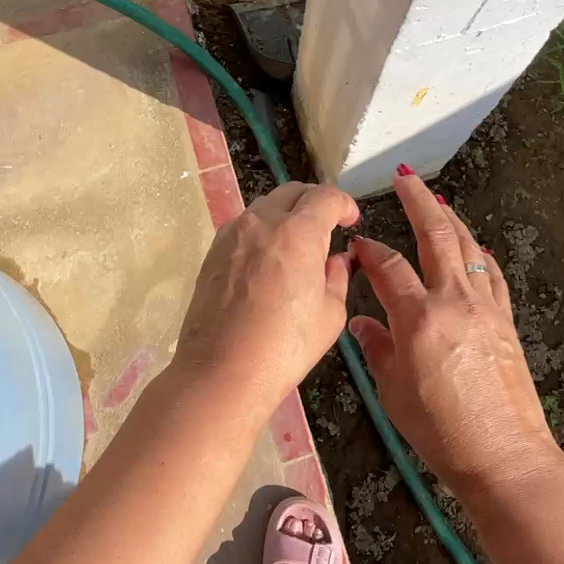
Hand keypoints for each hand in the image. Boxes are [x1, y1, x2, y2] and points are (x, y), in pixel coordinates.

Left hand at [174, 181, 359, 404]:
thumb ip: (337, 276)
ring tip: (298, 242)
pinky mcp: (213, 251)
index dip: (344, 204)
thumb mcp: (330, 314)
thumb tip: (336, 259)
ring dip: (287, 213)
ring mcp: (233, 234)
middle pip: (293, 192)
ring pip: (265, 206)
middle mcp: (263, 222)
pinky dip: (263, 230)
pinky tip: (269, 258)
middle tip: (328, 224)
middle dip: (315, 201)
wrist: (222, 371)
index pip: (326, 197)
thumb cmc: (285, 346)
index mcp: (298, 233)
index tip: (350, 219)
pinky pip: (244, 226)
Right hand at [349, 170, 563, 495]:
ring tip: (435, 199)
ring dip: (450, 219)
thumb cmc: (441, 432)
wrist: (505, 456)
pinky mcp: (505, 320)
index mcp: (419, 319)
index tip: (356, 244)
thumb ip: (377, 348)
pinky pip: (491, 274)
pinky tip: (472, 245)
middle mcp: (454, 302)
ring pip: (468, 247)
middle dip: (417, 202)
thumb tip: (364, 323)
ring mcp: (485, 308)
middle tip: (404, 177)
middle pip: (436, 236)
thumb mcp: (393, 392)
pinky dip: (478, 252)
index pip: (389, 267)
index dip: (370, 251)